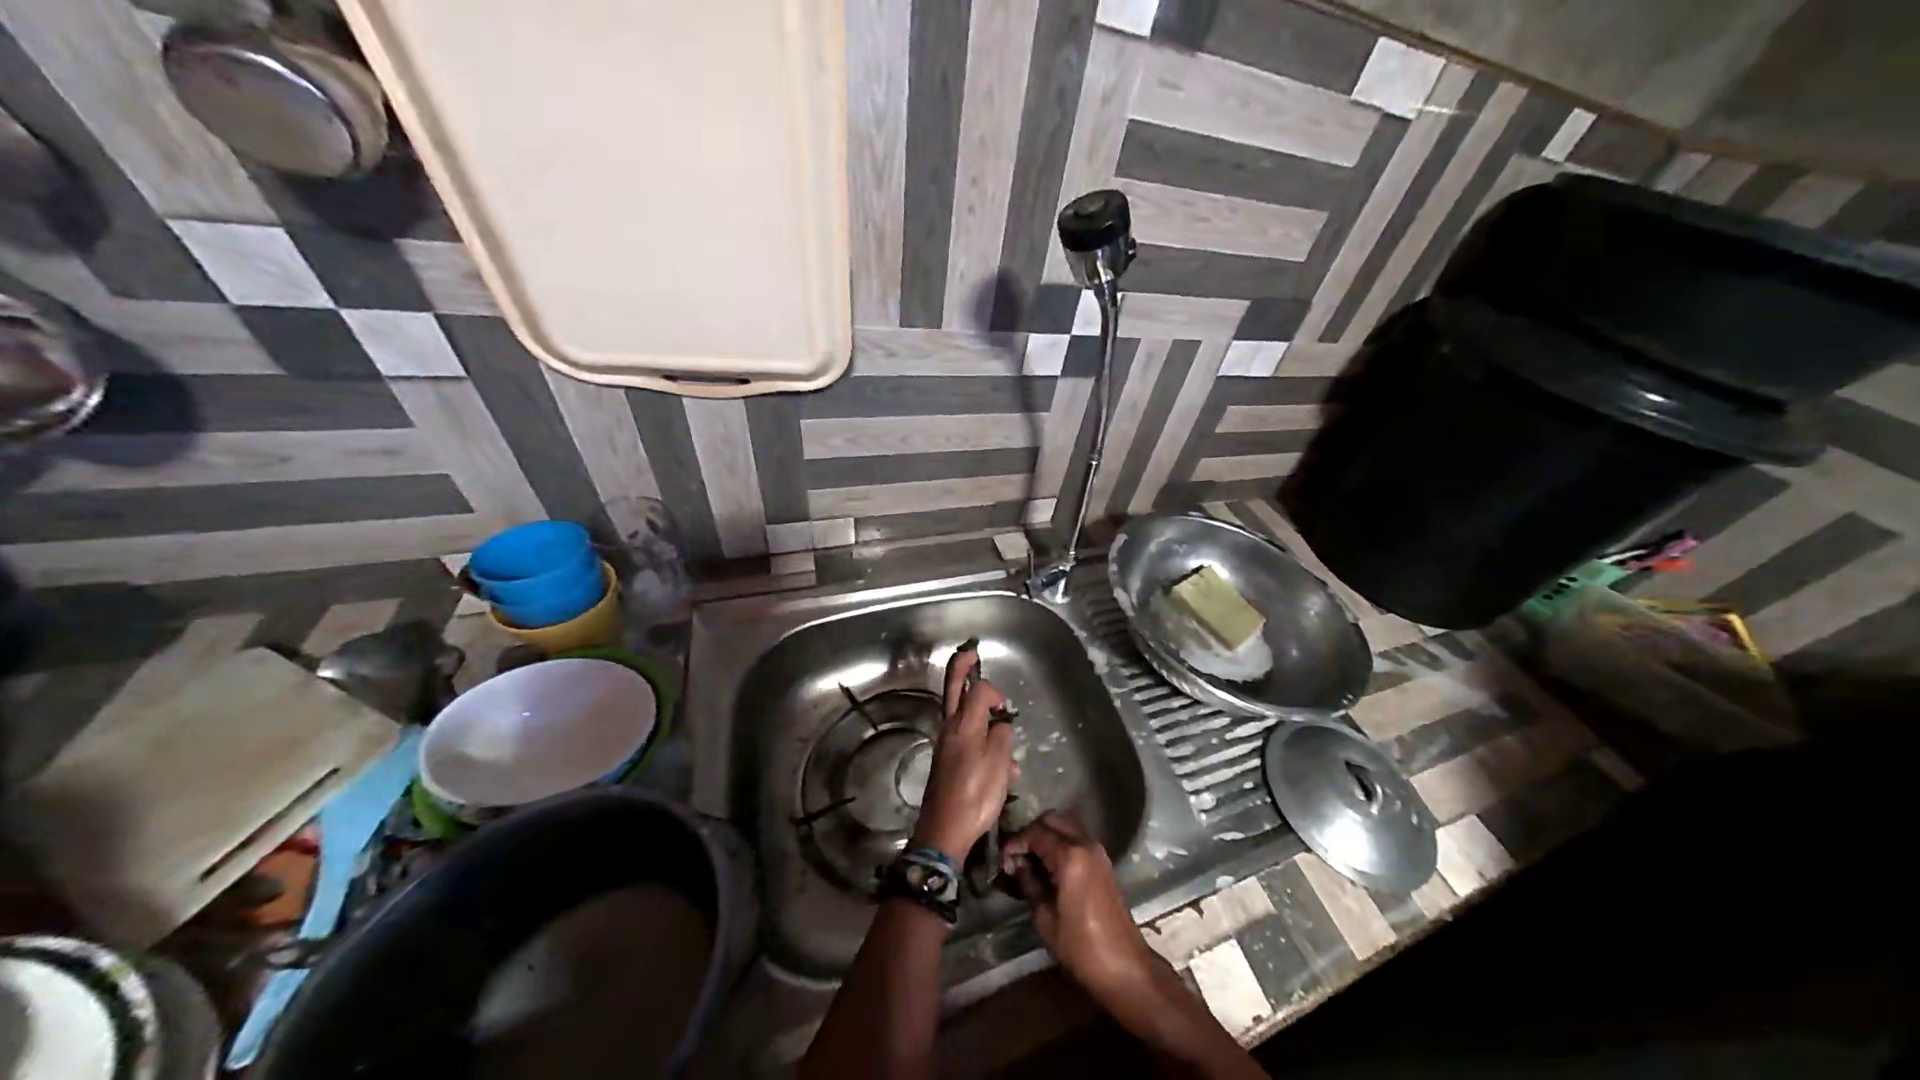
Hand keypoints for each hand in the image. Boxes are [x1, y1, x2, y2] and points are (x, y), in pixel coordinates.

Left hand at [909, 646, 1012, 861]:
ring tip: (1007, 758)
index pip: (978, 690)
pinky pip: (966, 741)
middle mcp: (950, 728)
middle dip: (962, 668)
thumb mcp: (998, 765)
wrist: (943, 831)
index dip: (995, 691)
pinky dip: (983, 746)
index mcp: (964, 725)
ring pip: (964, 719)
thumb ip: (1001, 737)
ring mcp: (945, 743)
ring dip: (984, 722)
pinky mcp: (946, 759)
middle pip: (953, 689)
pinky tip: (1001, 773)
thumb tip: (999, 725)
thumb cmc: (974, 796)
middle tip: (971, 653)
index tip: (1005, 708)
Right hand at [1001, 811, 1163, 1004]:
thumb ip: (1028, 883)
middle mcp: (1086, 844)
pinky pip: (1077, 839)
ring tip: (1030, 860)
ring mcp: (1098, 852)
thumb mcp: (1045, 918)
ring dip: (1047, 835)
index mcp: (1070, 856)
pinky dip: (1060, 843)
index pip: (1036, 833)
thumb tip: (1015, 865)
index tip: (1002, 859)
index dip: (1015, 842)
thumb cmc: (1081, 946)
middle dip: (1031, 832)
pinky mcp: (1104, 863)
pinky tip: (1047, 866)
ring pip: (1066, 826)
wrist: (1125, 967)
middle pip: (1053, 820)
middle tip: (1016, 856)